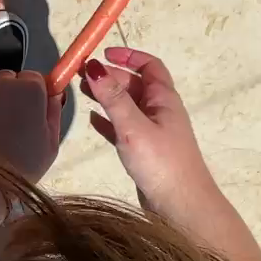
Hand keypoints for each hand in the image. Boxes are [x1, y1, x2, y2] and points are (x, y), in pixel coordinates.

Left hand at [0, 70, 60, 182]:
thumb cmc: (21, 167)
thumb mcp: (50, 144)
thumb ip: (53, 112)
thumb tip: (53, 93)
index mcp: (29, 89)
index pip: (33, 78)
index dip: (31, 96)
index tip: (28, 114)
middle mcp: (0, 82)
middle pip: (7, 79)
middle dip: (8, 95)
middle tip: (6, 125)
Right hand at [79, 48, 217, 218]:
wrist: (180, 207)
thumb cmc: (161, 163)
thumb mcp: (134, 126)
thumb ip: (112, 98)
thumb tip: (94, 66)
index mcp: (164, 100)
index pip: (149, 66)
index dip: (128, 56)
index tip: (102, 54)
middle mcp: (159, 111)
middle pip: (134, 85)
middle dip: (109, 76)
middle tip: (81, 74)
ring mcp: (151, 132)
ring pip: (126, 106)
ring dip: (105, 96)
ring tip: (80, 91)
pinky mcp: (143, 151)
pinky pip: (122, 127)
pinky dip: (107, 120)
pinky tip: (92, 120)